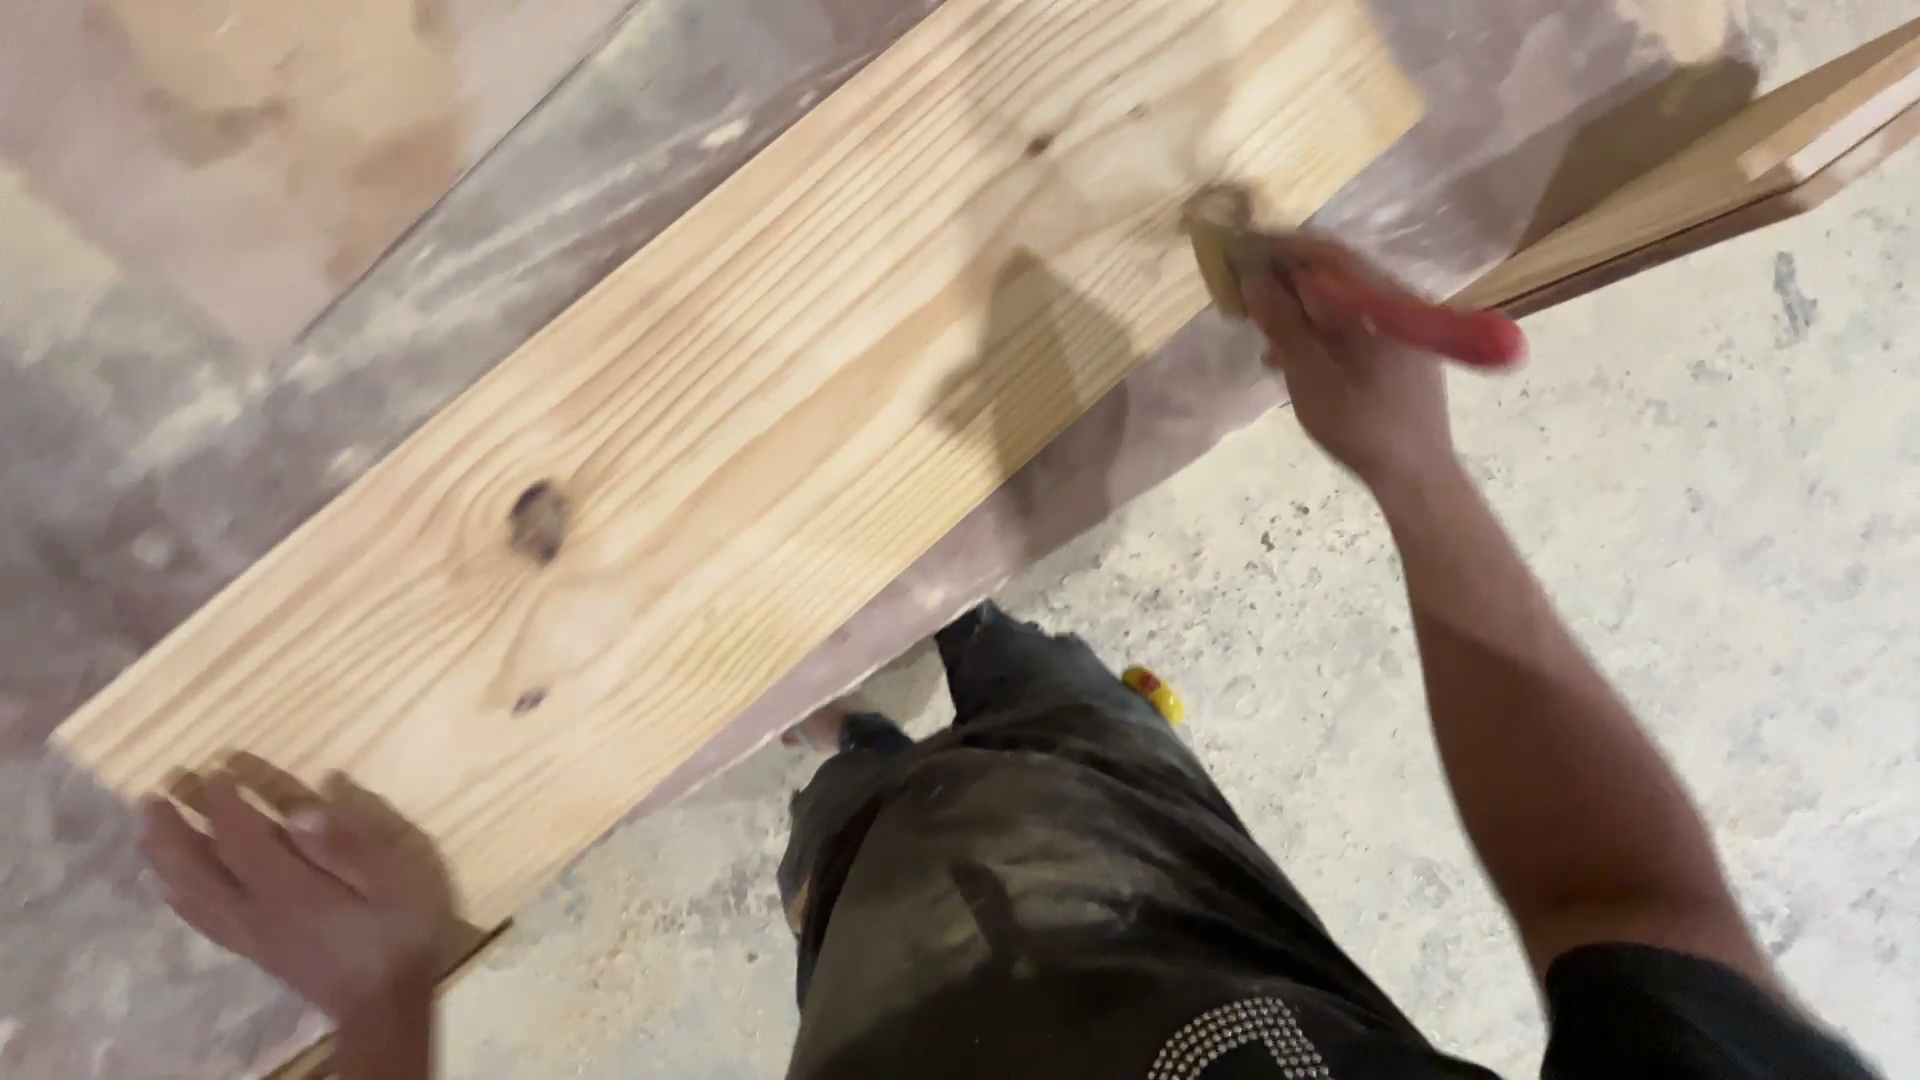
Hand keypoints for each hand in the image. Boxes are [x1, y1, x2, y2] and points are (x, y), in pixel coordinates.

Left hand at [139, 764, 453, 1021]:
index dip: (222, 804)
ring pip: (188, 894)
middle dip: (171, 830)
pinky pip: (200, 917)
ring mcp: (249, 933)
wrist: (384, 1000)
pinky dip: (177, 894)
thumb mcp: (393, 880)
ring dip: (163, 859)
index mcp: (289, 889)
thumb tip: (300, 810)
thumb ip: (347, 846)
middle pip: (195, 869)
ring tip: (149, 830)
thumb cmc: (400, 930)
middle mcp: (254, 910)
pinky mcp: (254, 948)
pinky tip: (173, 885)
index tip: (211, 771)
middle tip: (152, 795)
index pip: (241, 839)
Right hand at [1242, 234, 1458, 493]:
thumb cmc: (1359, 424)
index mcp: (1381, 301)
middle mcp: (1398, 302)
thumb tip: (1253, 280)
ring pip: (1342, 302)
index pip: (1328, 255)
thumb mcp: (1308, 374)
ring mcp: (1402, 326)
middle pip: (1336, 276)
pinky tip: (1292, 356)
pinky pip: (1353, 324)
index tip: (1243, 248)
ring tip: (1263, 331)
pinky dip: (1319, 330)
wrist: (1413, 471)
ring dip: (1299, 309)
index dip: (1282, 248)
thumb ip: (1281, 323)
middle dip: (1286, 280)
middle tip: (1246, 291)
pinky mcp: (1401, 349)